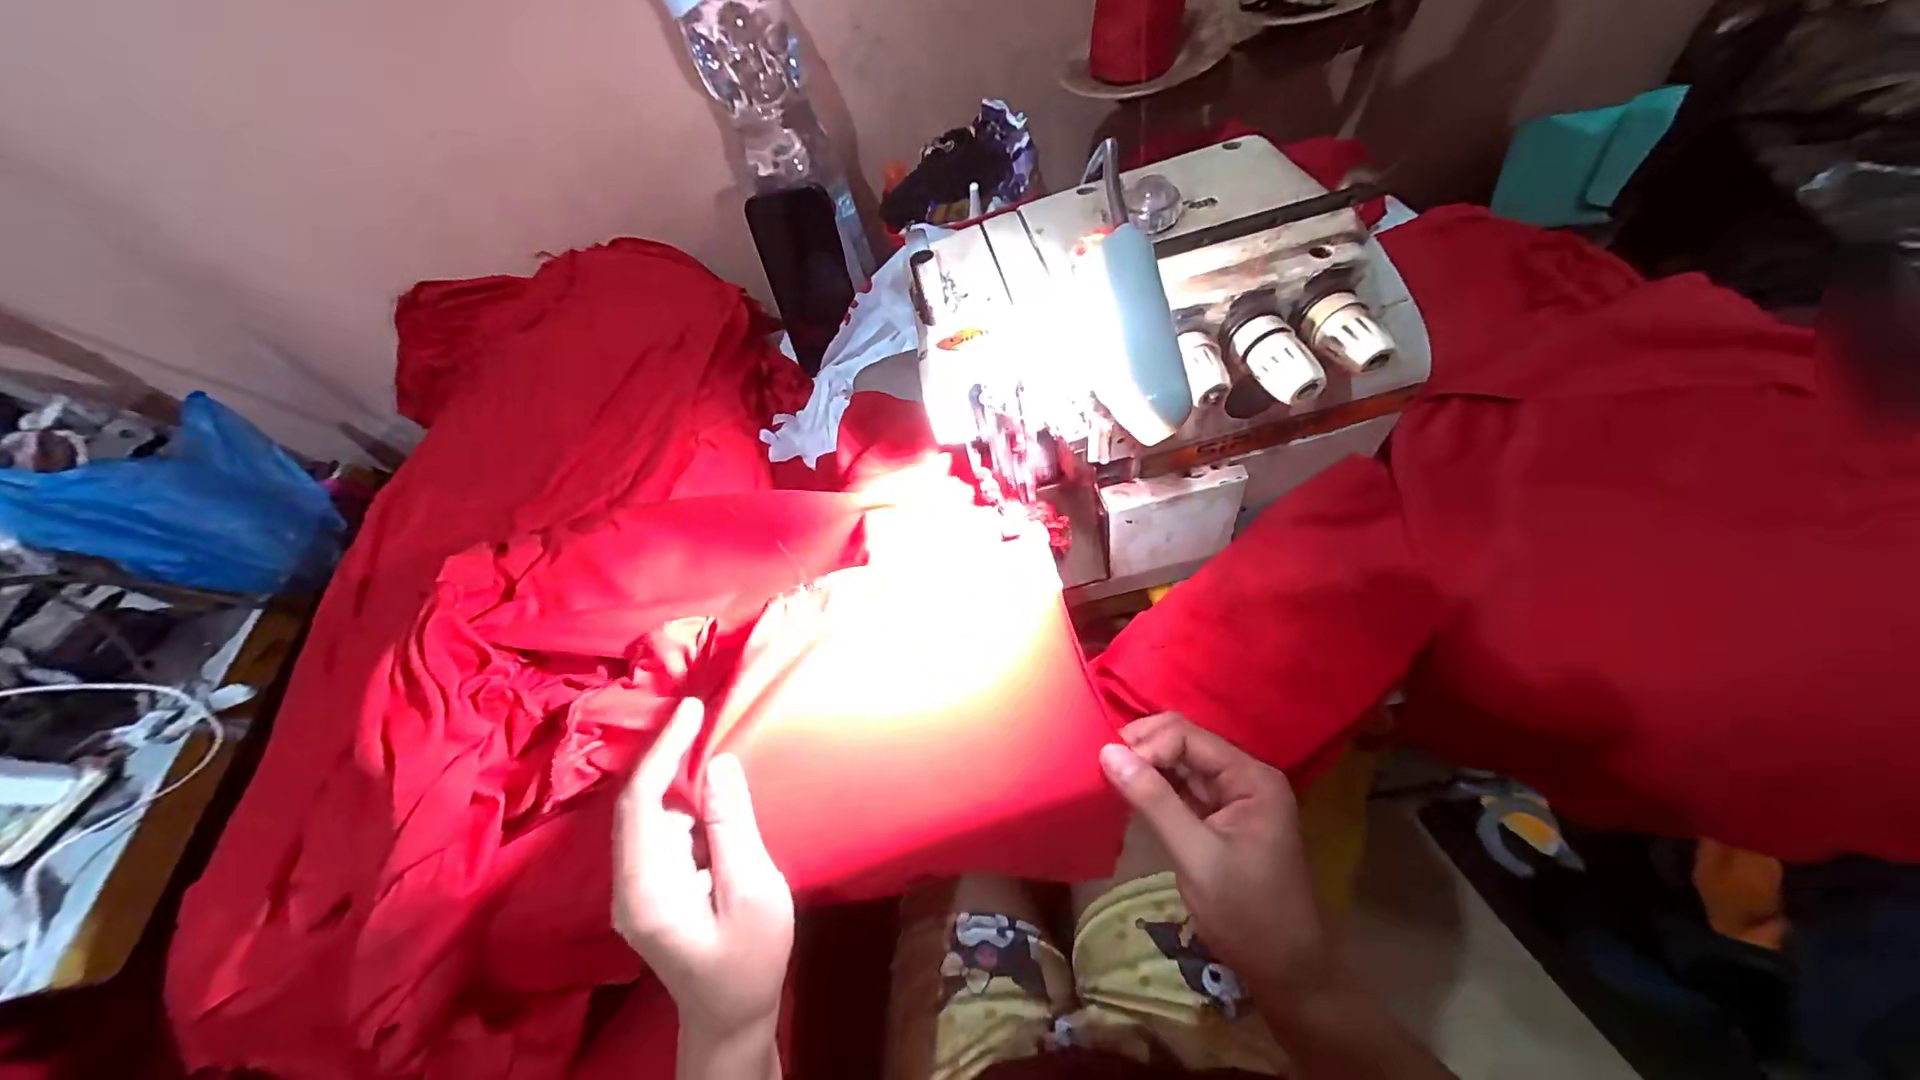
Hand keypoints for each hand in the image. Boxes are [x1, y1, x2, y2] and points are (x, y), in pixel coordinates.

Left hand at [613, 698, 793, 1044]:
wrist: (731, 1014)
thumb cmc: (749, 960)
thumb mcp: (753, 891)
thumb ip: (733, 827)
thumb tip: (719, 765)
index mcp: (647, 889)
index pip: (641, 803)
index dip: (663, 750)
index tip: (693, 710)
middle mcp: (630, 883)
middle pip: (638, 802)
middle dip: (665, 751)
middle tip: (701, 710)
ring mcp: (639, 884)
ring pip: (649, 810)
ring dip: (673, 768)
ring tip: (703, 730)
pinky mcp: (656, 882)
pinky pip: (663, 824)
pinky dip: (682, 793)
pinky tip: (705, 777)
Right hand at [1098, 712, 1331, 1001]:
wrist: (1285, 973)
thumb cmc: (1247, 915)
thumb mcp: (1196, 857)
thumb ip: (1154, 801)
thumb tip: (1107, 751)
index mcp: (1251, 778)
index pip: (1188, 737)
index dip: (1148, 746)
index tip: (1112, 769)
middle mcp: (1243, 775)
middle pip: (1183, 739)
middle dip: (1143, 747)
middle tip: (1105, 766)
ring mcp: (1230, 794)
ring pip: (1177, 759)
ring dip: (1143, 763)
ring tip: (1109, 775)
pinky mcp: (1215, 813)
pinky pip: (1178, 783)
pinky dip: (1151, 783)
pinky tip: (1127, 790)